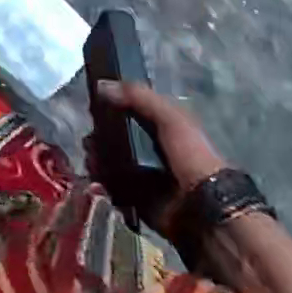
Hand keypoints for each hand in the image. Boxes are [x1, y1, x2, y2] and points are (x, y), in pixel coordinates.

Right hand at [95, 81, 227, 185]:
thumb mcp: (170, 117)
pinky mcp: (135, 197)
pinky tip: (96, 176)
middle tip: (89, 141)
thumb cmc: (190, 155)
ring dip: (96, 159)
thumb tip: (101, 85)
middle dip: (98, 138)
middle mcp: (151, 150)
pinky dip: (101, 181)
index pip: (129, 113)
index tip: (93, 109)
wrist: (202, 206)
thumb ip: (139, 97)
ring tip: (91, 160)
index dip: (111, 109)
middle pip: (114, 139)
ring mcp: (142, 175)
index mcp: (162, 129)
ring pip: (108, 161)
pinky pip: (110, 185)